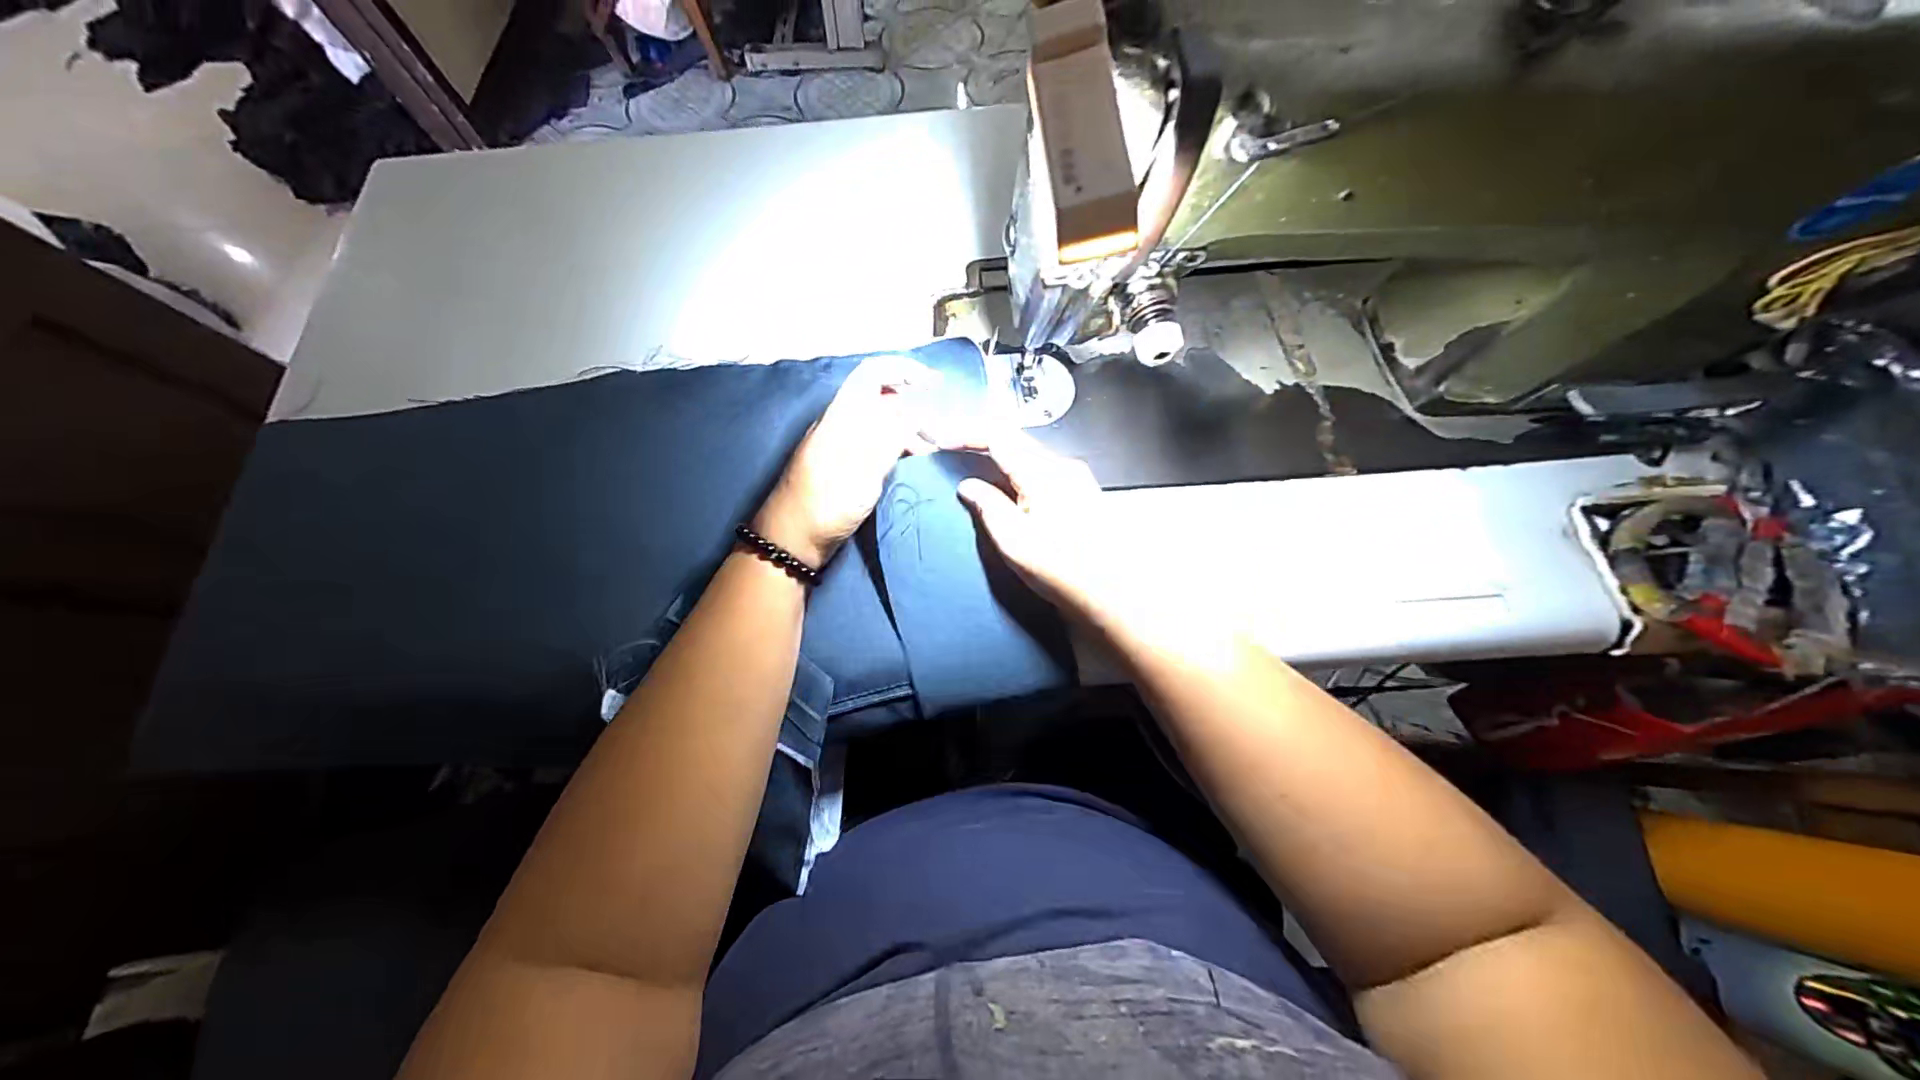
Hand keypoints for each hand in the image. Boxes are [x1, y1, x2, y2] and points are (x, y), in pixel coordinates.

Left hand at [753, 356, 947, 568]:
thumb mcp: (862, 472)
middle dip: (913, 400)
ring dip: (907, 423)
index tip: (936, 383)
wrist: (788, 542)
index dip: (904, 369)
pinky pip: (874, 438)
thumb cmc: (823, 507)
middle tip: (940, 424)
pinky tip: (912, 456)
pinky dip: (897, 440)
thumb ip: (889, 437)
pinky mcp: (842, 463)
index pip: (872, 373)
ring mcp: (838, 443)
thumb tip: (918, 407)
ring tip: (931, 444)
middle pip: (879, 394)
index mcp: (840, 418)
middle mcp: (838, 423)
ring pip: (878, 418)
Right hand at [954, 432, 1124, 621]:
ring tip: (969, 456)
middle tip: (947, 441)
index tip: (937, 437)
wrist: (1110, 596)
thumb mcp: (1013, 541)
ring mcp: (1077, 479)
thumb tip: (968, 486)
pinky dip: (1015, 466)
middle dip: (977, 436)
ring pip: (1028, 452)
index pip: (997, 436)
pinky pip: (1041, 468)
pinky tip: (1004, 480)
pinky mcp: (1082, 495)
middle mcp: (1064, 467)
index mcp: (1044, 473)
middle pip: (1014, 438)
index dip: (963, 433)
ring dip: (997, 451)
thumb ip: (987, 506)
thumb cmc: (1061, 571)